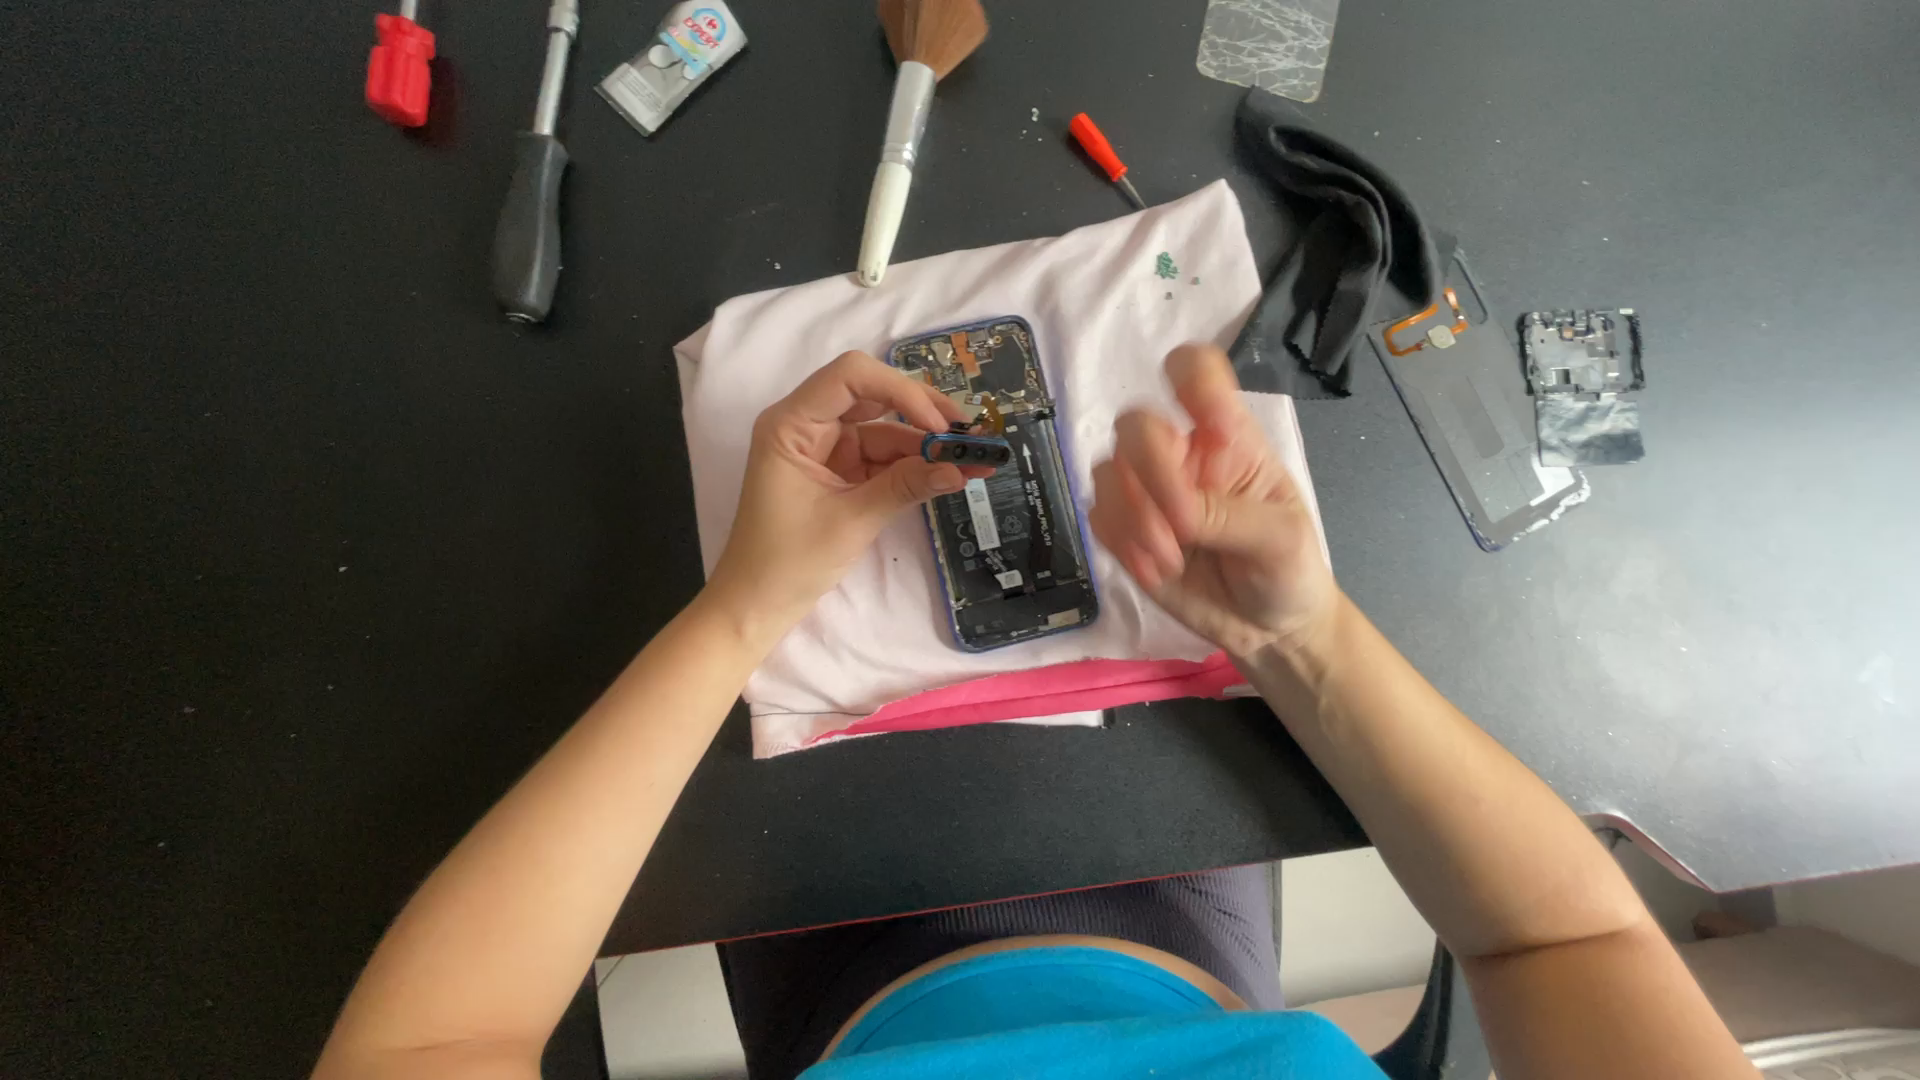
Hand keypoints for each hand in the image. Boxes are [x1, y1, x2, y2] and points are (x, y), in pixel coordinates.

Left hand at [705, 351, 990, 639]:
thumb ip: (904, 487)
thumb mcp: (850, 521)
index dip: (901, 392)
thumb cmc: (787, 562)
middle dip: (922, 412)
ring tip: (975, 458)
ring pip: (884, 429)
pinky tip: (950, 471)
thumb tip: (959, 468)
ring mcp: (826, 449)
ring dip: (927, 443)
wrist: (757, 604)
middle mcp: (808, 425)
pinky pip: (883, 458)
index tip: (939, 425)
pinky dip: (915, 465)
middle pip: (872, 396)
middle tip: (969, 433)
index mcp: (791, 424)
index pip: (850, 377)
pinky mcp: (840, 473)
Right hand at [1089, 344, 1337, 659]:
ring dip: (1134, 519)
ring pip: (1107, 473)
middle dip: (1150, 471)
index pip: (1197, 374)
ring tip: (1171, 559)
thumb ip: (1229, 516)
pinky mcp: (1125, 532)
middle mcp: (1181, 457)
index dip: (1191, 383)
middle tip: (1181, 524)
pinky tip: (1156, 569)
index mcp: (1228, 439)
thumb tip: (1174, 512)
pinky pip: (1098, 518)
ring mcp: (1148, 494)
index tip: (1211, 428)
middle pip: (1135, 424)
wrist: (1268, 630)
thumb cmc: (1287, 570)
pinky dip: (1121, 544)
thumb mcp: (1280, 539)